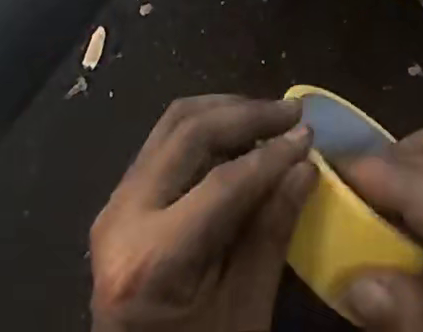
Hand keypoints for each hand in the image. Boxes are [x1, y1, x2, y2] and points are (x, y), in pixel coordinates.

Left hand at [90, 95, 318, 331]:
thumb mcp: (244, 312)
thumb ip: (271, 235)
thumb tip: (304, 166)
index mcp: (151, 258)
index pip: (220, 184)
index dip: (270, 155)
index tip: (308, 134)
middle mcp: (121, 215)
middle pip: (186, 134)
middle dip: (245, 115)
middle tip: (291, 110)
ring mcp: (114, 202)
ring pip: (170, 126)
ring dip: (222, 112)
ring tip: (268, 114)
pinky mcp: (119, 198)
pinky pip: (162, 144)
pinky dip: (203, 129)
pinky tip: (238, 132)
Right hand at [339, 131, 422, 331]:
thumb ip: (416, 317)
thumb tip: (348, 284)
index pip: (388, 172)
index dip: (343, 175)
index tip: (306, 184)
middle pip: (404, 151)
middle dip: (366, 175)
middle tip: (337, 213)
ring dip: (394, 175)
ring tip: (376, 220)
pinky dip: (421, 179)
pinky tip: (420, 225)